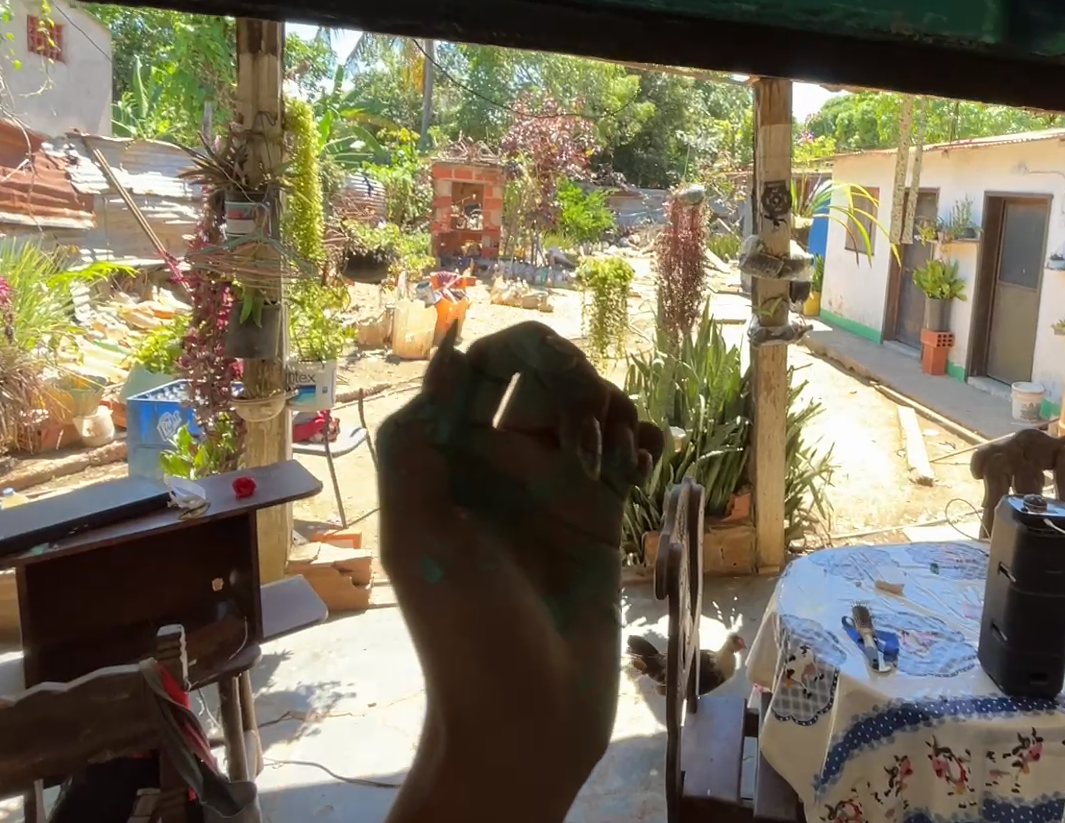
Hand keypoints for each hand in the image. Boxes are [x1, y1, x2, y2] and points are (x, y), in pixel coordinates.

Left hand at [376, 322, 660, 818]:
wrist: (530, 713)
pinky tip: (648, 463)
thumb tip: (449, 353)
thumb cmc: (466, 630)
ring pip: (593, 408)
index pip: (490, 366)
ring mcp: (557, 485)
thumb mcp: (420, 536)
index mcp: (457, 456)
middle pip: (551, 377)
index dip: (529, 352)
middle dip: (581, 384)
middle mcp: (507, 461)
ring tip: (620, 463)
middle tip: (591, 439)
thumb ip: (416, 441)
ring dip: (616, 412)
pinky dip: (642, 441)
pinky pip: (625, 450)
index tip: (561, 379)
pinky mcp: (600, 512)